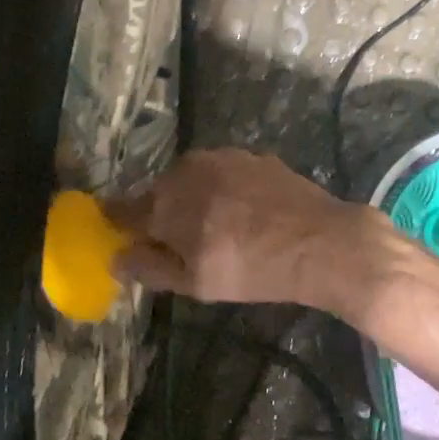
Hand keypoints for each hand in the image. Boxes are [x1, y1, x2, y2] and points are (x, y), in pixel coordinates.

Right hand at [102, 148, 382, 305]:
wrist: (323, 242)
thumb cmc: (252, 268)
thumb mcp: (195, 282)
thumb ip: (149, 268)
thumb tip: (115, 258)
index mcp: (164, 200)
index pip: (123, 209)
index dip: (118, 225)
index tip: (121, 238)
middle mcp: (187, 169)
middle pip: (160, 193)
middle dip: (164, 217)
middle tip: (183, 248)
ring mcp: (225, 157)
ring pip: (194, 181)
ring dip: (196, 202)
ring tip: (219, 234)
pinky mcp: (256, 157)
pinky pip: (225, 176)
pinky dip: (226, 194)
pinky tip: (246, 218)